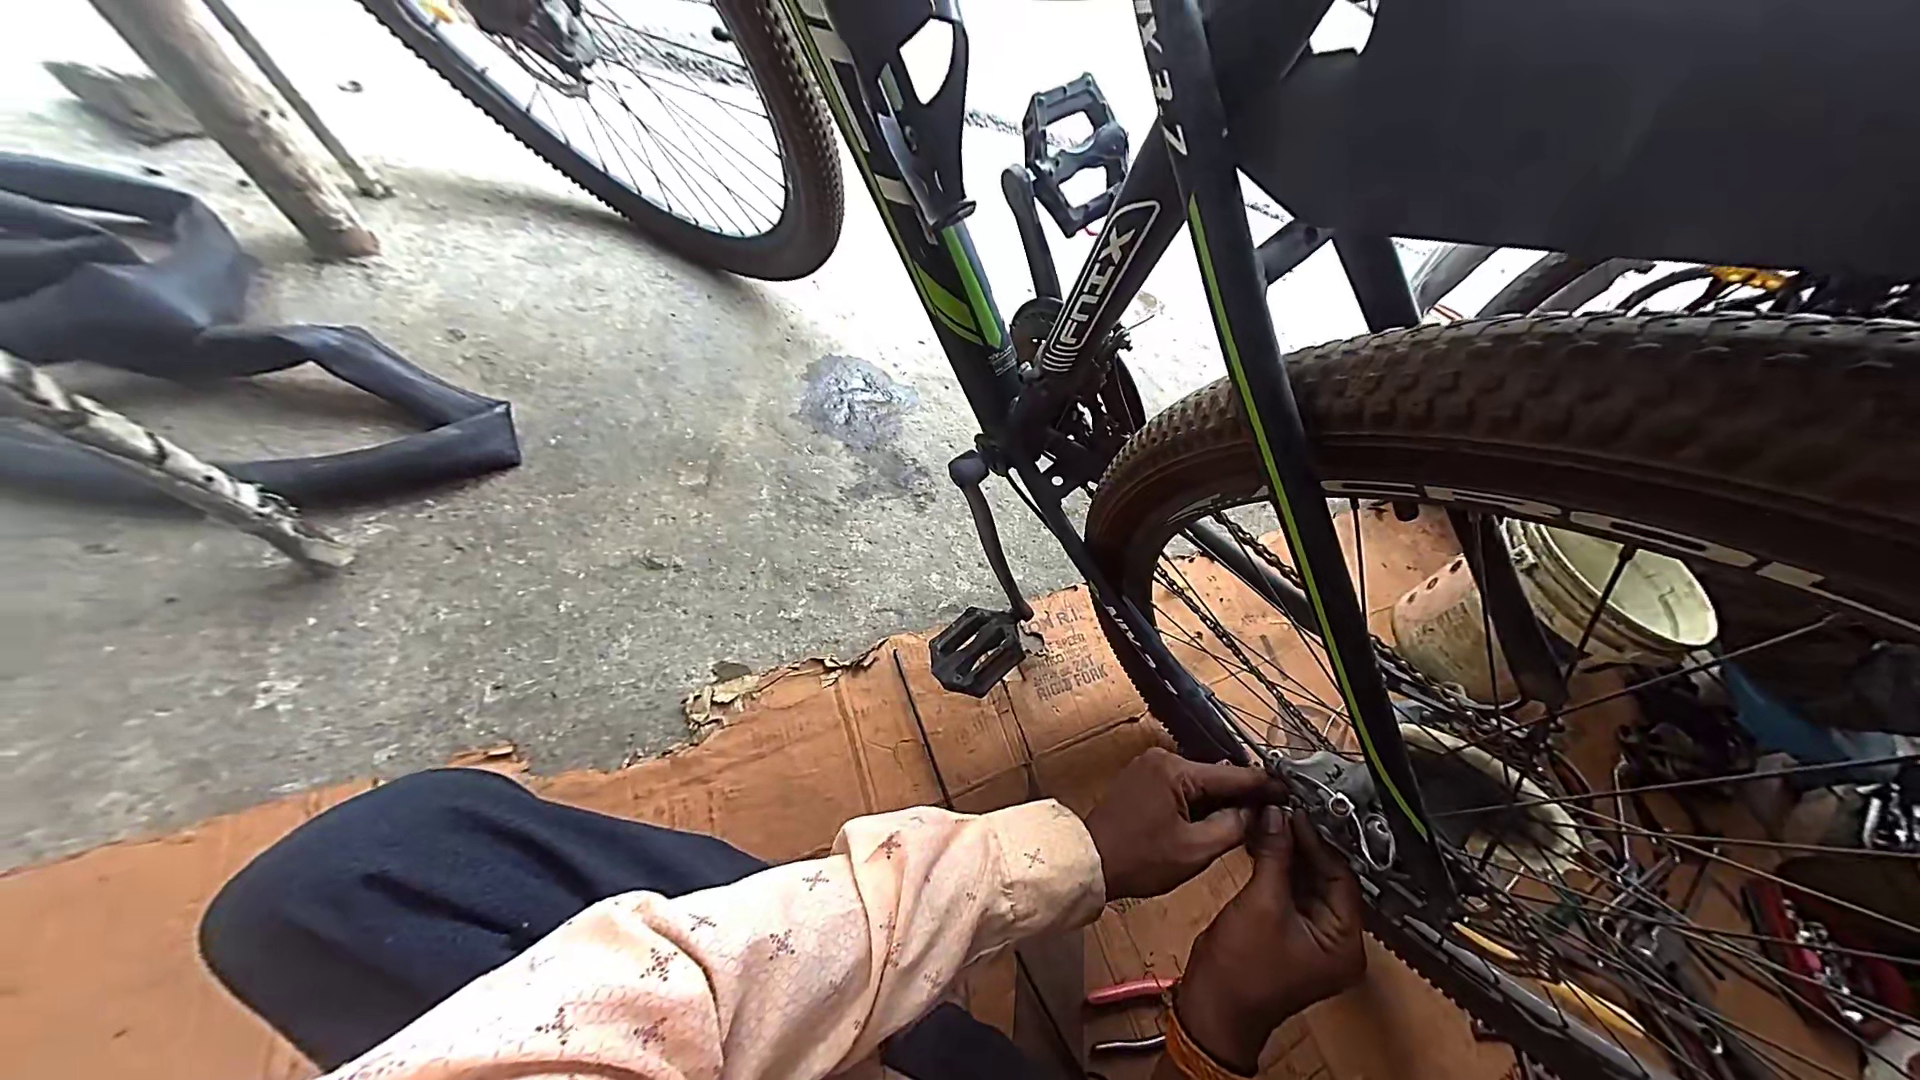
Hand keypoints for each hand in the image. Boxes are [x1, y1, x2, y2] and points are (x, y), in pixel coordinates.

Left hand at [1082, 747, 1279, 900]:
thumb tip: (1257, 811)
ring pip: (1198, 782)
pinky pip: (1180, 785)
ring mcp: (1149, 766)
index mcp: (1175, 770)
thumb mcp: (1196, 850)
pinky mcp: (1142, 778)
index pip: (1232, 774)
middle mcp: (1161, 758)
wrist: (1091, 860)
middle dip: (1241, 795)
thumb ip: (1233, 826)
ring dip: (1218, 801)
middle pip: (1215, 776)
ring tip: (1246, 822)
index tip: (1291, 793)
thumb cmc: (1140, 859)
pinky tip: (1212, 821)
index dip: (1264, 786)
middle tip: (1271, 815)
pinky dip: (1197, 801)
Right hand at [1175, 805, 1365, 1073]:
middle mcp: (1333, 939)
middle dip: (1299, 844)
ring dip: (1285, 851)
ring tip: (1266, 821)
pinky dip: (1273, 865)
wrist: (1212, 1002)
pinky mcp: (1283, 928)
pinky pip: (1286, 888)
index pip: (1341, 877)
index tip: (1294, 813)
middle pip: (1324, 877)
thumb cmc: (1244, 965)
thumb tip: (1277, 815)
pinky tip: (1257, 842)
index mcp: (1345, 942)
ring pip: (1303, 880)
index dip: (1317, 842)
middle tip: (1278, 812)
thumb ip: (1274, 855)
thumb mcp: (1262, 903)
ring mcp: (1307, 934)